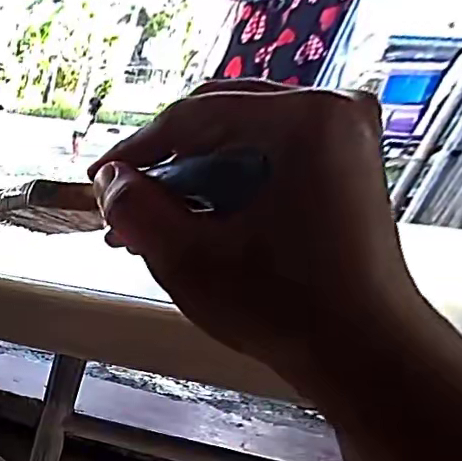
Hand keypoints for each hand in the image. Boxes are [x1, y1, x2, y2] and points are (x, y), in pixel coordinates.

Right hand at [89, 81, 431, 395]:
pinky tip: (192, 225)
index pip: (191, 117)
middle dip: (162, 167)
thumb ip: (135, 211)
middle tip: (121, 206)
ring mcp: (344, 138)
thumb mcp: (188, 259)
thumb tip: (108, 179)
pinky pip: (266, 161)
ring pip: (238, 144)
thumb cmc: (282, 308)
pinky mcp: (344, 167)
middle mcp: (332, 111)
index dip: (133, 151)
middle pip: (216, 121)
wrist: (364, 349)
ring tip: (149, 226)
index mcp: (302, 119)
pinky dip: (224, 189)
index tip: (97, 180)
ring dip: (188, 182)